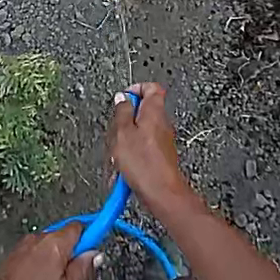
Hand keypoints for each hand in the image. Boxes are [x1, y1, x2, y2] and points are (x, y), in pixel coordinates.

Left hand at [0, 224, 97, 279]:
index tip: (95, 245)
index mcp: (55, 242)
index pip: (79, 227)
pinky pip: (33, 256)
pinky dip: (39, 266)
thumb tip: (93, 254)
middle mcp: (37, 238)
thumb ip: (83, 269)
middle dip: (71, 252)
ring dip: (54, 260)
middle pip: (62, 236)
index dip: (90, 235)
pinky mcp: (11, 259)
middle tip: (75, 277)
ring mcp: (22, 248)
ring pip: (47, 247)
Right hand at [109, 82, 192, 216]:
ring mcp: (161, 138)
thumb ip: (122, 112)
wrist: (161, 192)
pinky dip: (131, 153)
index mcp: (154, 111)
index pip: (151, 87)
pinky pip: (142, 146)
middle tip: (117, 130)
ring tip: (119, 152)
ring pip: (140, 130)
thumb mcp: (123, 133)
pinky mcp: (159, 154)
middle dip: (126, 119)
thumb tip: (122, 98)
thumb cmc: (144, 164)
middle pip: (142, 110)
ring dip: (126, 139)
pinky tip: (125, 166)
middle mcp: (161, 122)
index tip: (123, 98)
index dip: (136, 89)